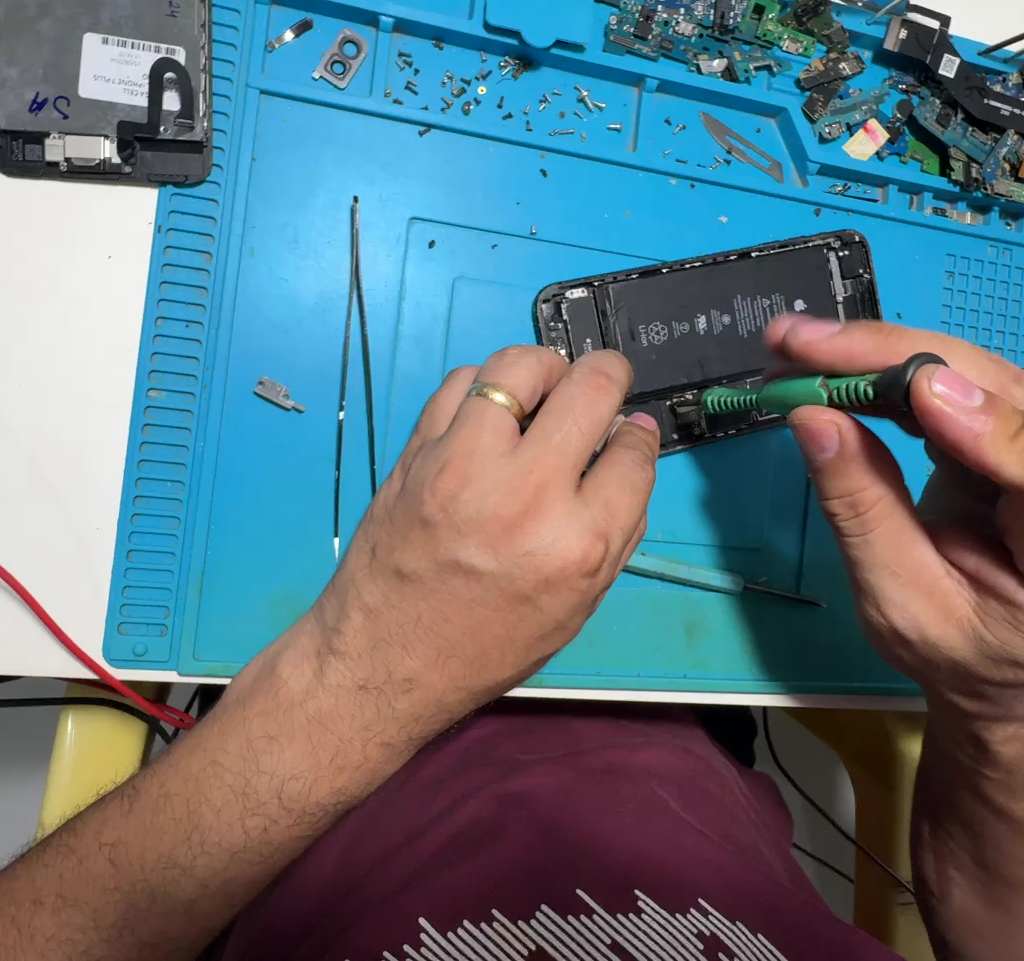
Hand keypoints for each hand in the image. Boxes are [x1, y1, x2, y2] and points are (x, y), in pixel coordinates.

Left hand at [303, 345, 660, 742]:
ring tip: (546, 390)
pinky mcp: (418, 451)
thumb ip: (619, 525)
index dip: (639, 433)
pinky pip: (460, 382)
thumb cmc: (490, 644)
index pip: (633, 452)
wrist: (384, 658)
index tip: (631, 429)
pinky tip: (492, 410)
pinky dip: (485, 385)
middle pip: (589, 389)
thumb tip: (632, 445)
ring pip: (519, 365)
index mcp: (577, 544)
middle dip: (610, 374)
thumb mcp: (578, 606)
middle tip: (604, 382)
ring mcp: (464, 465)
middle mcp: (525, 494)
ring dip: (545, 368)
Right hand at [769, 315, 1023, 721]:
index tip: (922, 401)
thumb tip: (813, 418)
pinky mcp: (1012, 425)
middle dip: (902, 359)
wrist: (1002, 666)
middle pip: (1015, 394)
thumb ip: (863, 514)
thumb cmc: (965, 655)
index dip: (1010, 430)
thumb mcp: (901, 606)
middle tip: (800, 347)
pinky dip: (883, 366)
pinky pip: (952, 380)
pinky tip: (828, 361)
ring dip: (879, 351)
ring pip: (977, 372)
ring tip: (794, 348)